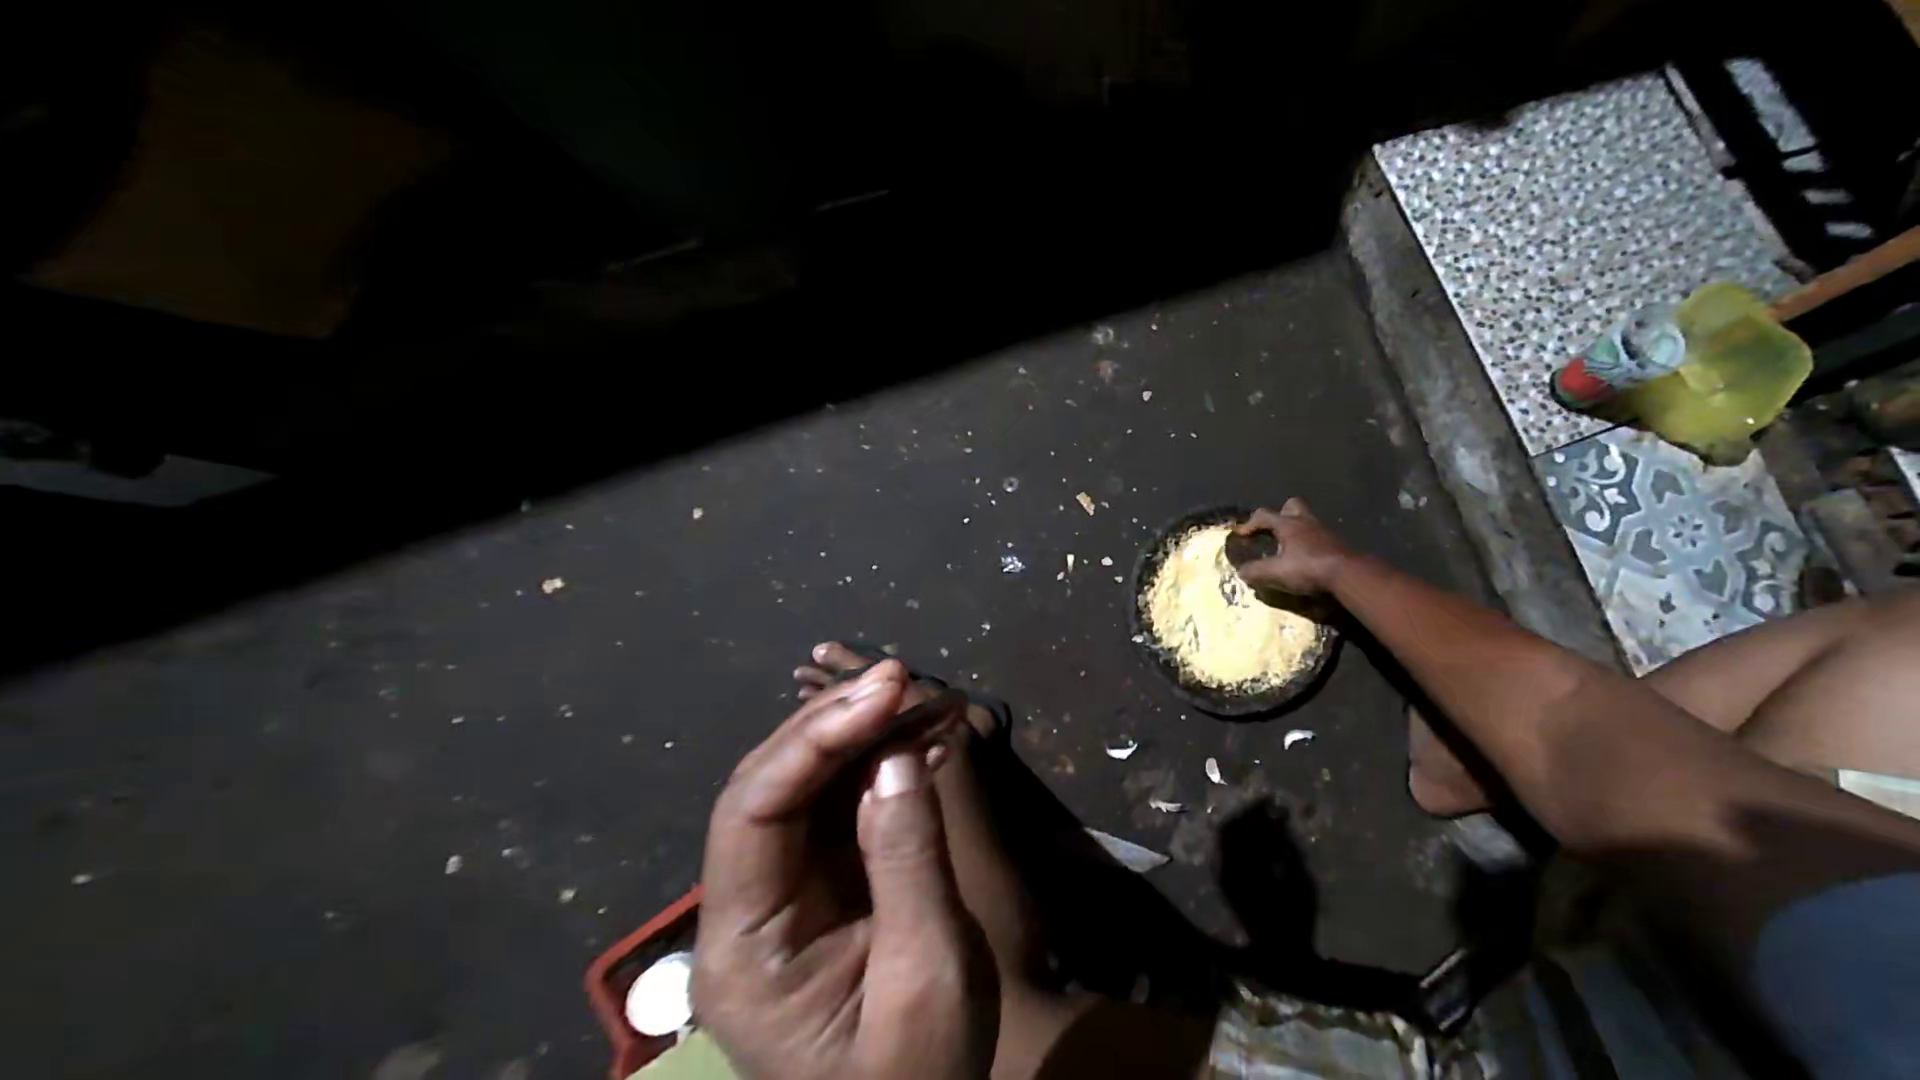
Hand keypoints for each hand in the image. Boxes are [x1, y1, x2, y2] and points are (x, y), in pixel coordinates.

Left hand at [693, 660, 998, 1079]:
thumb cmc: (917, 1078)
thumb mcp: (927, 983)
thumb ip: (908, 863)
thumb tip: (896, 757)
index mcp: (742, 946)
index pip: (752, 812)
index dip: (812, 742)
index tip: (881, 695)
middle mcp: (750, 903)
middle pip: (775, 785)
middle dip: (837, 724)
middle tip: (900, 679)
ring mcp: (787, 887)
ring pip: (813, 785)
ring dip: (868, 736)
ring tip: (926, 700)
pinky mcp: (826, 878)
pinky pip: (847, 804)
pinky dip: (885, 765)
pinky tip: (925, 739)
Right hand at [1232, 498, 1352, 594]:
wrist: (1350, 574)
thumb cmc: (1308, 568)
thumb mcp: (1276, 573)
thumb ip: (1255, 571)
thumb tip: (1241, 571)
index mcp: (1288, 525)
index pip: (1263, 515)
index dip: (1249, 523)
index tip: (1241, 535)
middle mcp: (1306, 522)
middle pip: (1292, 505)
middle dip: (1281, 514)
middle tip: (1274, 530)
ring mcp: (1325, 531)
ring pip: (1308, 521)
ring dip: (1297, 530)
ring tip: (1289, 547)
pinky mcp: (1338, 544)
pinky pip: (1319, 536)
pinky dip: (1310, 543)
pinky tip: (1306, 558)